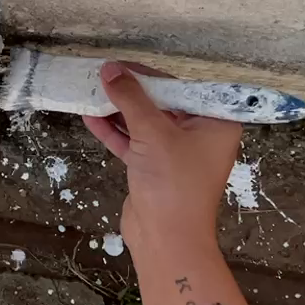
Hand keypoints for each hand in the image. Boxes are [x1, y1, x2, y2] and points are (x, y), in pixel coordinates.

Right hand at [82, 61, 242, 258]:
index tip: (121, 65)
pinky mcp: (153, 168)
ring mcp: (175, 153)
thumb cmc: (173, 183)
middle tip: (103, 75)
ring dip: (118, 110)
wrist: (167, 240)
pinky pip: (133, 142)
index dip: (150, 75)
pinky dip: (113, 131)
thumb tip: (110, 69)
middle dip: (130, 91)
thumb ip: (130, 98)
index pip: (181, 88)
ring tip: (91, 92)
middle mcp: (199, 135)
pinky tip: (90, 117)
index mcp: (215, 123)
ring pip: (144, 122)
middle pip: (161, 103)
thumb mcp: (152, 133)